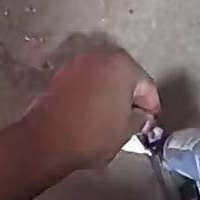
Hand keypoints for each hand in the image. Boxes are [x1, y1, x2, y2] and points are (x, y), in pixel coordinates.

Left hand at [20, 49, 159, 174]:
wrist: (46, 140)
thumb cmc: (93, 135)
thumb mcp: (126, 131)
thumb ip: (140, 119)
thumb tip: (141, 116)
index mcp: (122, 66)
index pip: (147, 86)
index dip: (152, 107)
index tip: (151, 123)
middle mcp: (99, 58)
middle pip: (124, 77)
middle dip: (130, 97)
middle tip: (133, 120)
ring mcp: (76, 65)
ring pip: (103, 80)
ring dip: (110, 95)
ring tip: (111, 119)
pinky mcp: (59, 77)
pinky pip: (84, 85)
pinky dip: (91, 96)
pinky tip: (91, 115)